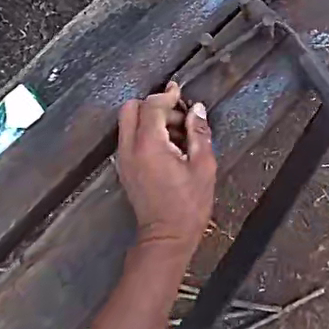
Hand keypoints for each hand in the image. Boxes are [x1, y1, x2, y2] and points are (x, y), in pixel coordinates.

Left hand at [116, 82, 215, 249]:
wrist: (167, 237)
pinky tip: (169, 148)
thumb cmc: (188, 205)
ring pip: (129, 123)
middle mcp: (130, 149)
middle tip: (179, 116)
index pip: (151, 106)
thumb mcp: (203, 166)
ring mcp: (124, 160)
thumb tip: (197, 110)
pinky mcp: (125, 169)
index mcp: (149, 145)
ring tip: (179, 135)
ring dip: (150, 120)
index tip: (179, 92)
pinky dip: (146, 134)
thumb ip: (199, 133)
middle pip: (131, 109)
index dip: (166, 96)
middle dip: (154, 106)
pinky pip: (130, 139)